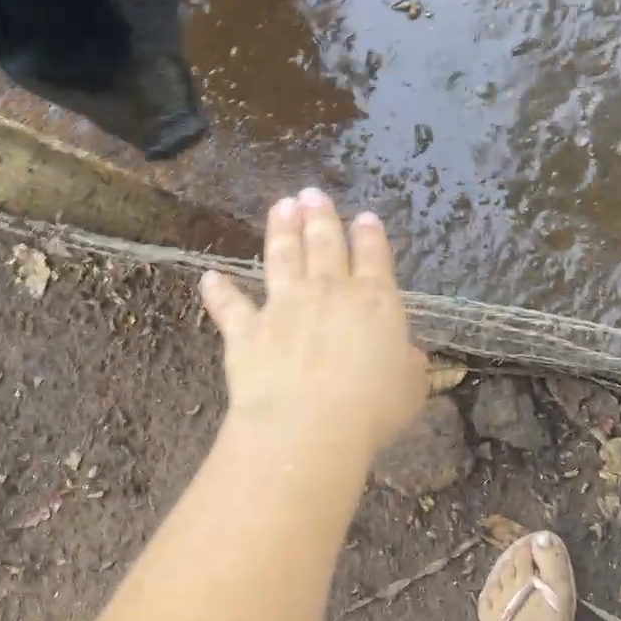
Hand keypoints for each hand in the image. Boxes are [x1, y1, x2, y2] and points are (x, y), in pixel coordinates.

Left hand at [198, 188, 427, 461]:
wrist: (308, 427)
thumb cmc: (373, 405)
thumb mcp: (410, 384)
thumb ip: (409, 364)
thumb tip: (408, 356)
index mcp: (377, 299)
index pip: (375, 255)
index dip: (370, 234)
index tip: (365, 215)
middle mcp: (333, 291)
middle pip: (326, 244)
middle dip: (322, 217)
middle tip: (313, 193)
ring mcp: (286, 307)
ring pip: (284, 258)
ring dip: (281, 230)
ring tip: (281, 205)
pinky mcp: (246, 332)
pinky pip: (230, 307)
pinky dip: (219, 292)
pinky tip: (209, 277)